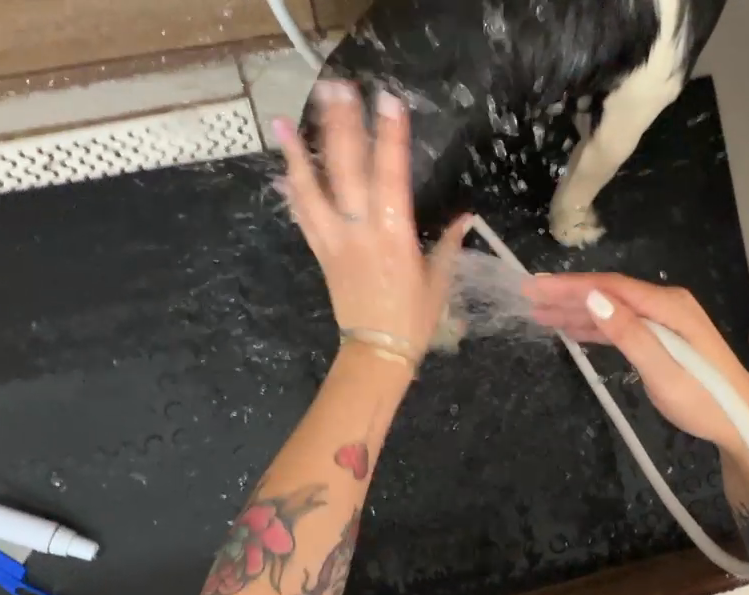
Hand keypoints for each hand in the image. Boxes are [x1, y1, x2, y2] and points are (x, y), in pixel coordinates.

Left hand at [272, 82, 467, 364]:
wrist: (377, 352)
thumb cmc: (414, 319)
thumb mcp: (439, 282)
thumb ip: (449, 245)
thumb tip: (465, 218)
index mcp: (395, 236)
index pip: (391, 176)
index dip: (390, 138)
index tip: (388, 102)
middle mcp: (361, 232)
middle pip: (348, 171)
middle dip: (341, 128)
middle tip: (336, 89)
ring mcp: (336, 241)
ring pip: (315, 190)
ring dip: (301, 154)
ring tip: (288, 120)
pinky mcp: (322, 253)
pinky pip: (304, 218)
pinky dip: (293, 192)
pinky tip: (283, 168)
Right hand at [522, 274, 748, 460]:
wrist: (743, 424)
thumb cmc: (705, 402)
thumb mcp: (663, 371)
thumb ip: (629, 334)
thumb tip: (593, 298)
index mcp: (667, 307)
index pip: (609, 287)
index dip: (568, 286)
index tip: (532, 287)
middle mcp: (667, 305)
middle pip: (609, 294)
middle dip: (567, 296)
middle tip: (528, 298)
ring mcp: (667, 322)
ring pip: (614, 310)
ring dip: (578, 312)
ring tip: (541, 316)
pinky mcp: (666, 340)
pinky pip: (624, 326)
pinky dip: (597, 327)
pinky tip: (576, 331)